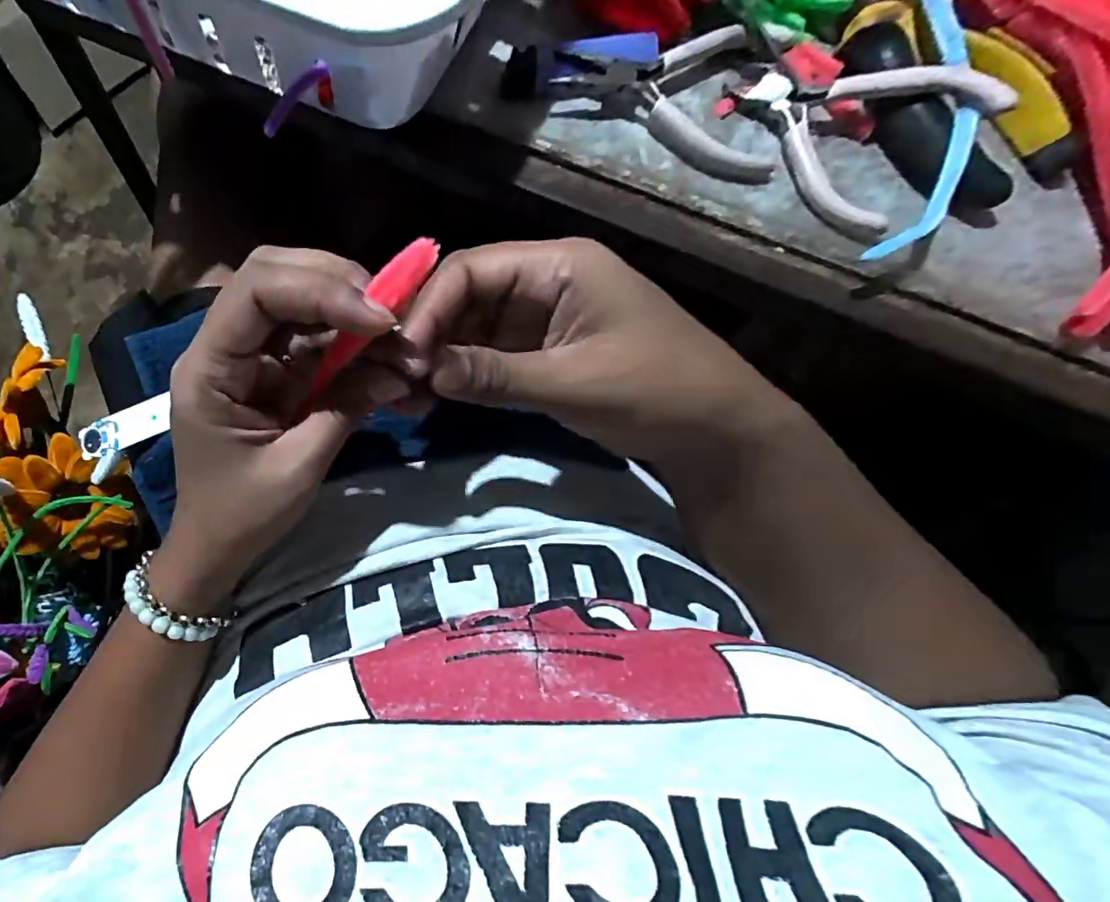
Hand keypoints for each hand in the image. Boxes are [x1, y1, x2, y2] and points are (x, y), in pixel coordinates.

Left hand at [157, 247, 412, 607]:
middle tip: (390, 314)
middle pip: (275, 278)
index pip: (257, 291)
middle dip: (336, 285)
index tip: (378, 319)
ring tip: (396, 337)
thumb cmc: (243, 516)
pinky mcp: (271, 373)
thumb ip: (344, 410)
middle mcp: (222, 347)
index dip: (321, 289)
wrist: (217, 547)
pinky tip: (381, 354)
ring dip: (349, 312)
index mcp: (209, 367)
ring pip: (296, 303)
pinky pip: (311, 340)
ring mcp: (248, 357)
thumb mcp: (298, 468)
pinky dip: (348, 342)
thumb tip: (398, 369)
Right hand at [400, 239, 799, 465]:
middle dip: (429, 334)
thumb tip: (426, 371)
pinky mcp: (545, 354)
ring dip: (440, 359)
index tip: (404, 355)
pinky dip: (463, 376)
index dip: (429, 308)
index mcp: (560, 265)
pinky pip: (491, 358)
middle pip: (467, 296)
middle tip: (395, 378)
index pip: (473, 269)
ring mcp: (544, 320)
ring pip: (473, 329)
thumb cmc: (655, 390)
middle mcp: (546, 282)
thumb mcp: (572, 382)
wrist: (714, 430)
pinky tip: (434, 399)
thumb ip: (496, 375)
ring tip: (406, 394)